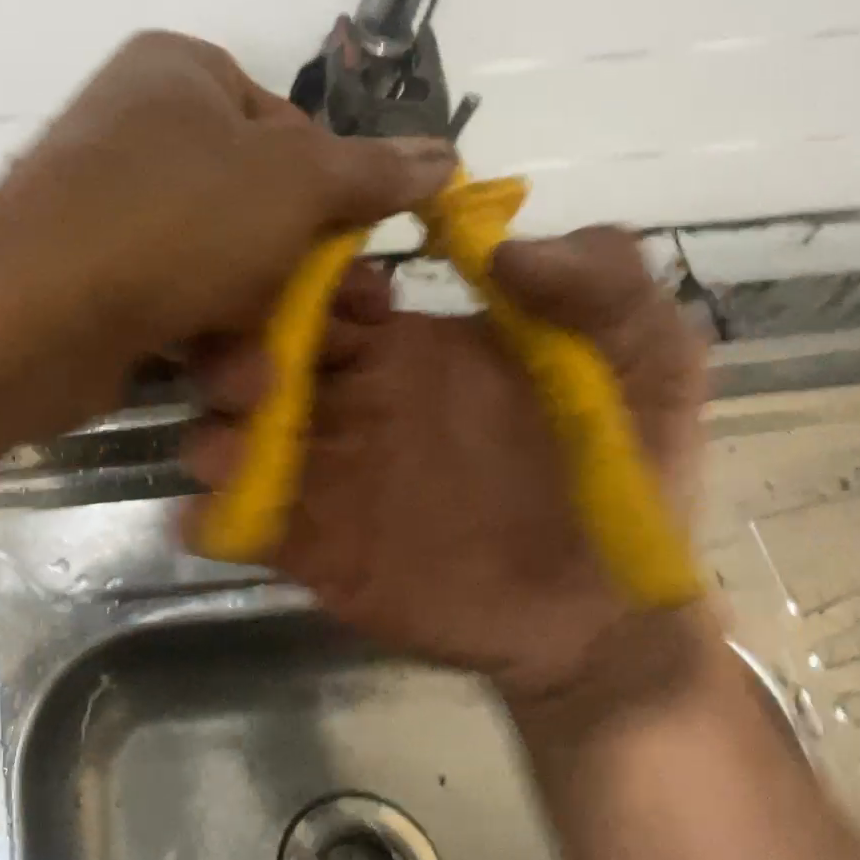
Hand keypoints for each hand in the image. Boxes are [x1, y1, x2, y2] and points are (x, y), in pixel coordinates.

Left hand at [0, 30, 457, 352]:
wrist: (31, 317)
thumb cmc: (172, 219)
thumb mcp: (292, 183)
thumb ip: (368, 173)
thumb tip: (441, 156)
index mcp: (177, 79)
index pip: (283, 127)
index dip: (332, 191)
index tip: (366, 246)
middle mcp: (136, 143)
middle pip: (252, 213)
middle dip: (307, 281)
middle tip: (359, 325)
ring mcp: (105, 225)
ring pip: (214, 276)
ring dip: (261, 331)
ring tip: (291, 374)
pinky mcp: (89, 297)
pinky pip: (169, 317)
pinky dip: (205, 352)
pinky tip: (232, 391)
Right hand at [181, 229, 707, 698]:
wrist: (606, 613)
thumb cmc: (627, 476)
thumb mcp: (651, 358)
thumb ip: (601, 281)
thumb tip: (500, 246)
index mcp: (406, 350)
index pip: (324, 296)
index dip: (305, 281)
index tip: (320, 295)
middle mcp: (349, 407)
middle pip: (257, 360)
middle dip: (232, 353)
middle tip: (254, 375)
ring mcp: (324, 480)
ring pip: (231, 439)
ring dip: (212, 435)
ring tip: (229, 452)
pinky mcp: (312, 550)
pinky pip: (238, 527)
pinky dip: (208, 517)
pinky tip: (212, 516)